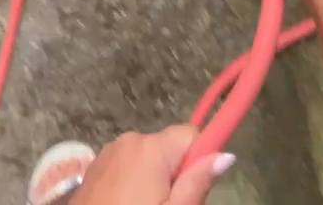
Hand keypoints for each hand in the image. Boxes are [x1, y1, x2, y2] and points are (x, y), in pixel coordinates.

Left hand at [74, 125, 232, 204]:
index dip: (200, 160)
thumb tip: (226, 155)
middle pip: (169, 150)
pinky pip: (128, 167)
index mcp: (150, 147)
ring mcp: (110, 151)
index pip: (190, 134)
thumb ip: (197, 183)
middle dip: (177, 177)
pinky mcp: (97, 165)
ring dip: (156, 183)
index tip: (196, 188)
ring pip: (149, 160)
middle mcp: (130, 139)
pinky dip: (135, 184)